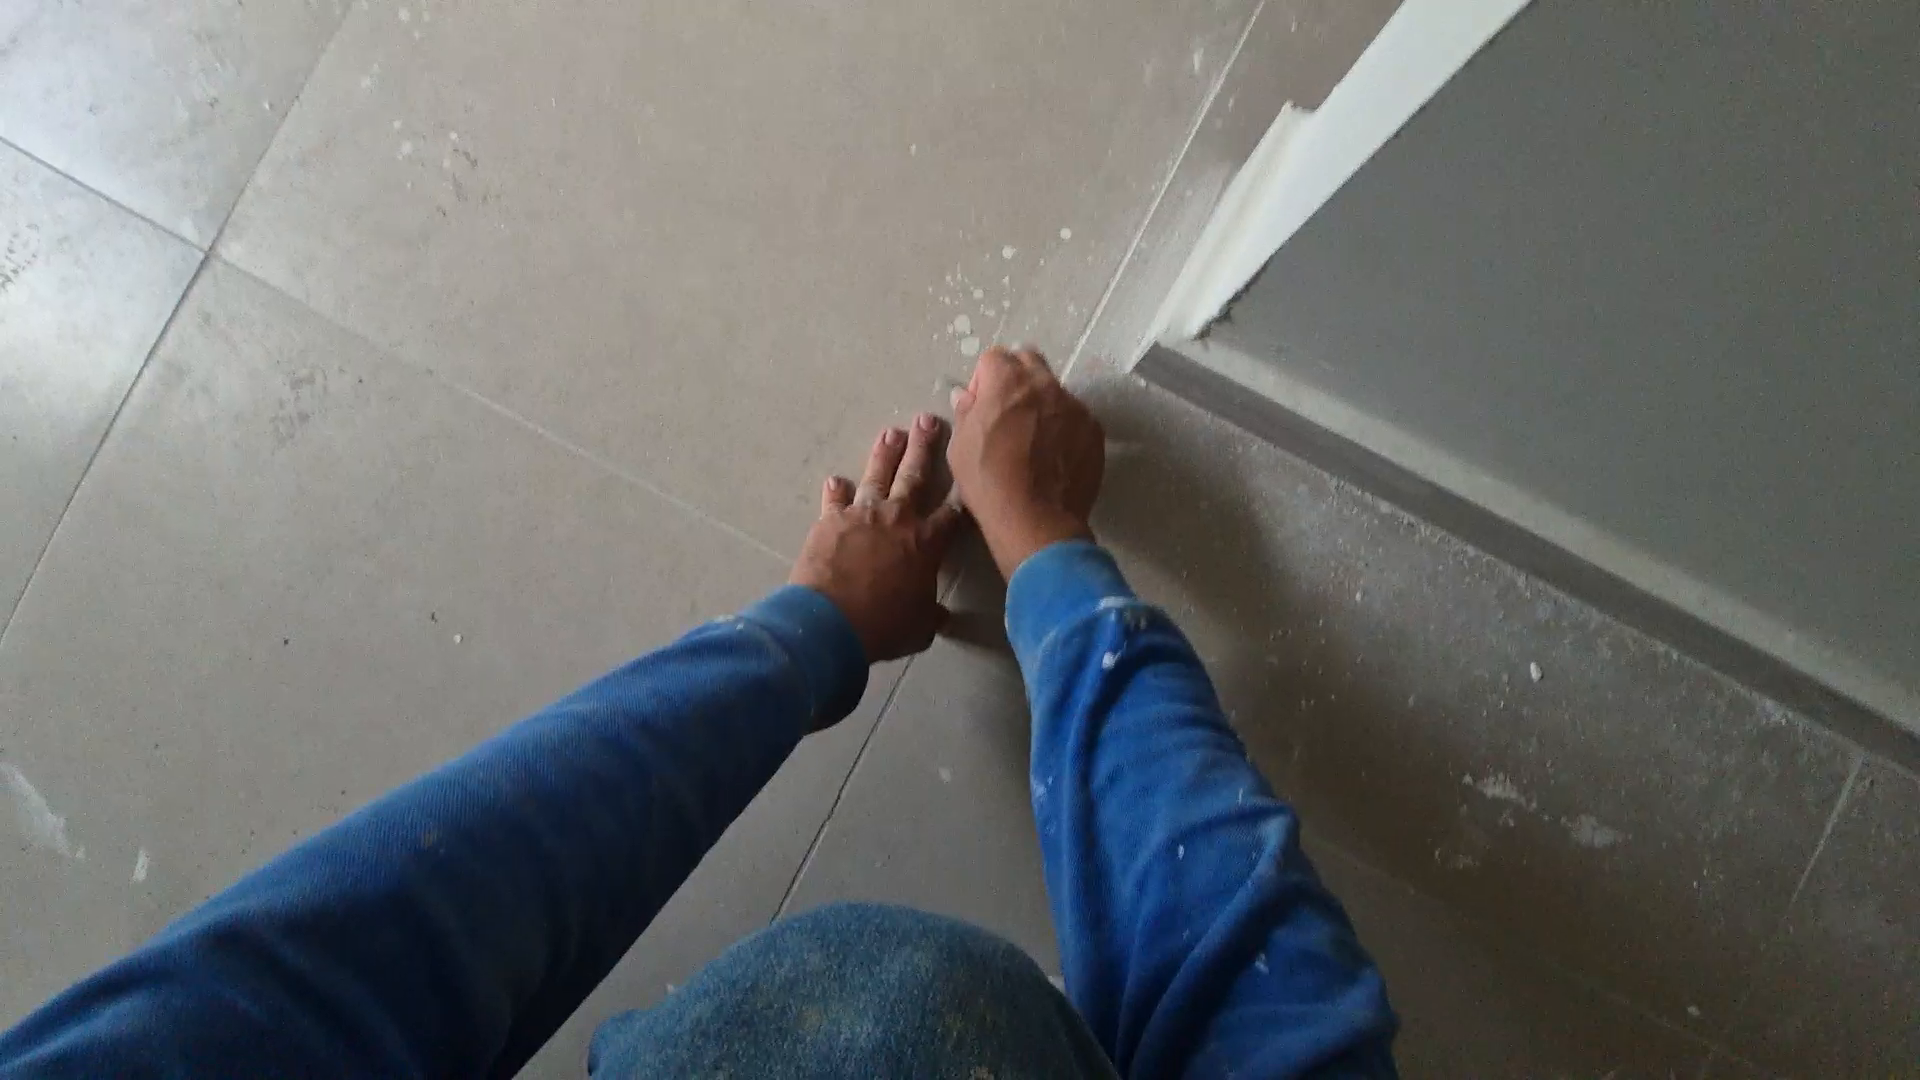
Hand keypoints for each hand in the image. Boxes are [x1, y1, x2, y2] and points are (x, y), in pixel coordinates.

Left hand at [790, 414, 964, 662]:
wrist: (832, 621)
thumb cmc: (884, 625)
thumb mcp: (919, 627)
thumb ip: (932, 616)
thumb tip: (943, 617)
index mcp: (928, 542)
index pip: (954, 512)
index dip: (963, 494)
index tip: (969, 475)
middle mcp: (899, 518)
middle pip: (916, 475)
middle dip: (924, 446)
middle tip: (927, 420)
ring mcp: (863, 514)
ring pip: (877, 475)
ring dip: (884, 453)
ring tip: (891, 433)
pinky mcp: (831, 520)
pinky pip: (836, 500)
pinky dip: (836, 491)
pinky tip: (835, 481)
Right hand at [947, 345, 1104, 579]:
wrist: (1036, 520)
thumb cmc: (988, 482)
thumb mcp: (960, 447)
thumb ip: (966, 412)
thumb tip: (967, 396)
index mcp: (1007, 381)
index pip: (994, 357)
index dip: (983, 380)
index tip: (980, 407)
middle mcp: (1045, 384)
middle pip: (1029, 361)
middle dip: (1016, 379)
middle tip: (1007, 412)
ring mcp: (1075, 406)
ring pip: (1055, 391)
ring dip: (1042, 404)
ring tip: (1033, 440)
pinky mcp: (1094, 430)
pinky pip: (1075, 418)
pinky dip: (1063, 428)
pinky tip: (1053, 457)